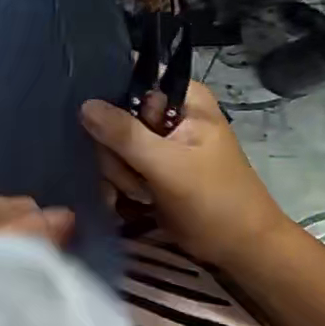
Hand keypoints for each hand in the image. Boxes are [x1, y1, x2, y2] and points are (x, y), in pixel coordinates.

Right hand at [80, 83, 292, 264]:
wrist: (240, 249)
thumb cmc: (214, 202)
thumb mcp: (168, 166)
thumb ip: (125, 134)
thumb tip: (84, 105)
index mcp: (184, 97)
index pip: (134, 76)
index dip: (110, 96)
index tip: (103, 127)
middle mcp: (169, 113)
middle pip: (115, 114)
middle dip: (117, 151)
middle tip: (136, 177)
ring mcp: (158, 141)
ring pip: (112, 142)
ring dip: (119, 173)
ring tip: (142, 194)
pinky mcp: (150, 166)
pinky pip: (118, 163)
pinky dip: (120, 182)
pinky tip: (128, 200)